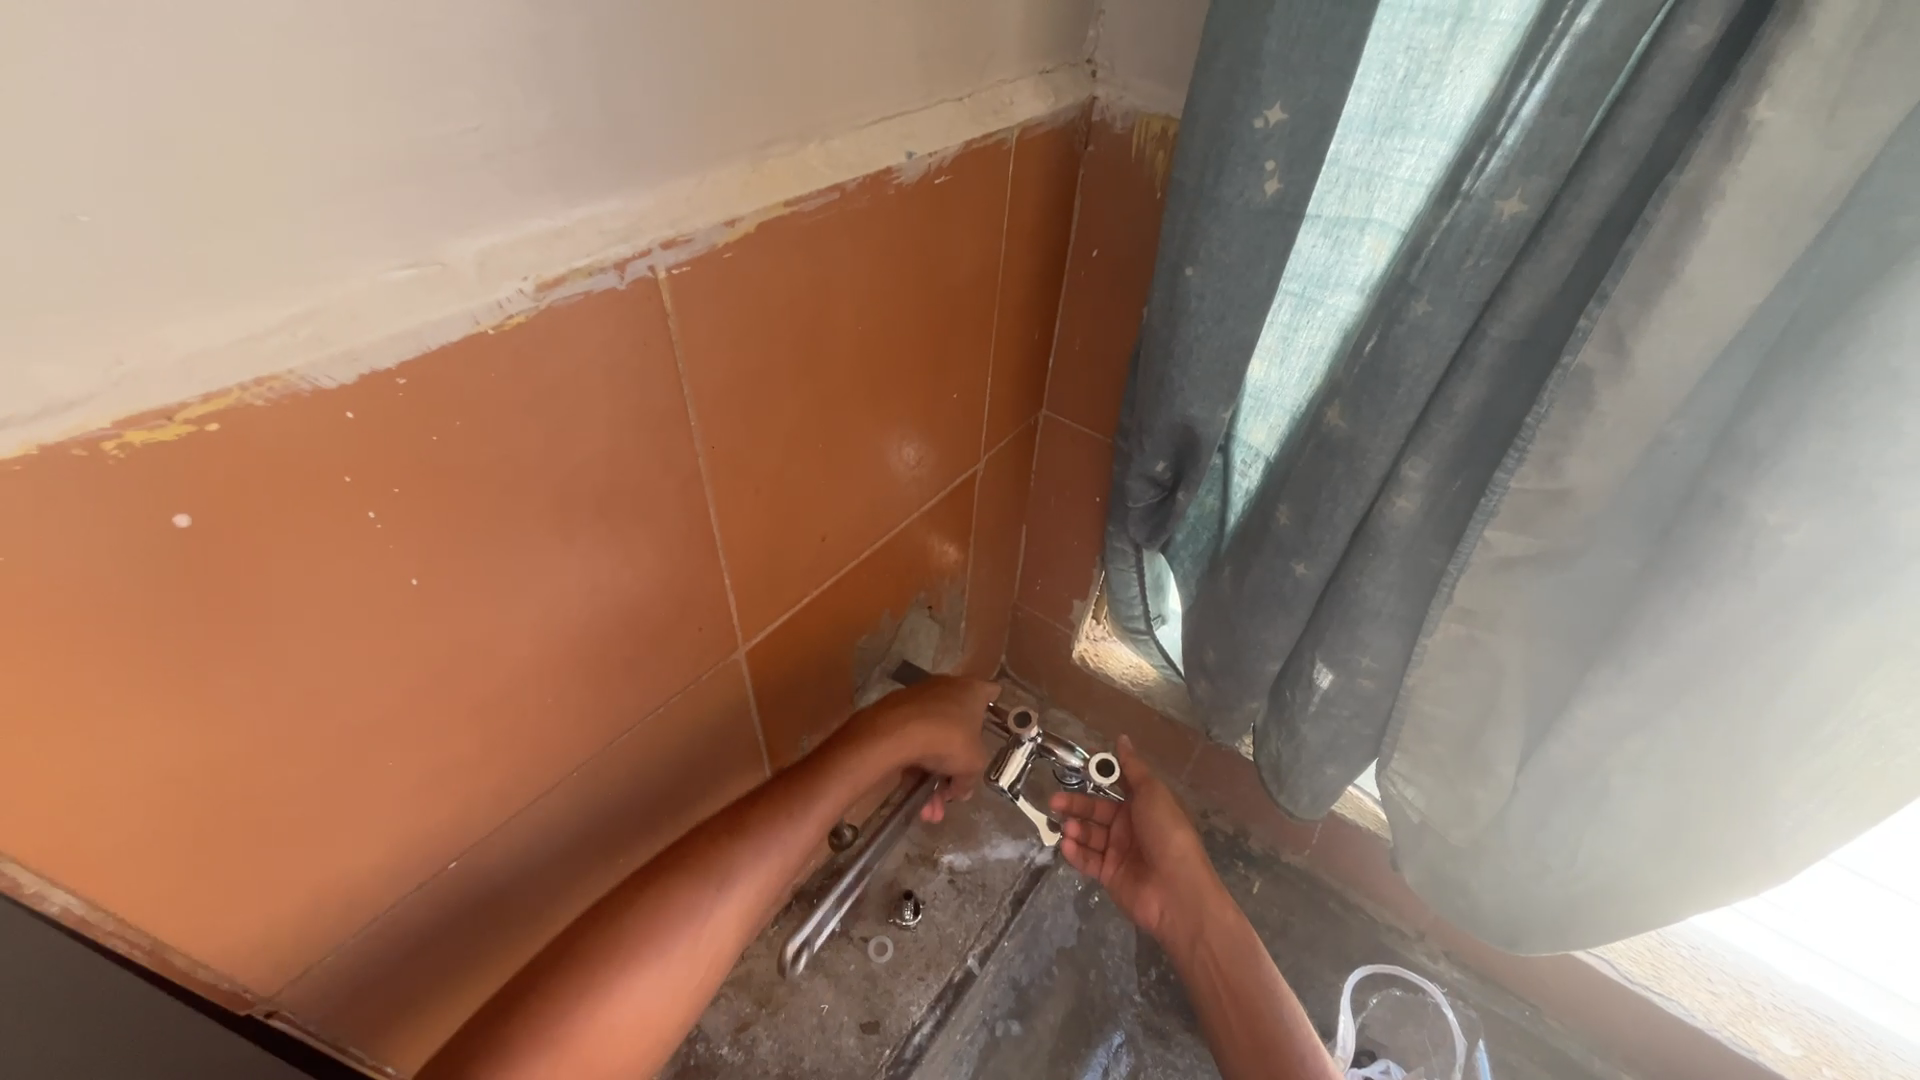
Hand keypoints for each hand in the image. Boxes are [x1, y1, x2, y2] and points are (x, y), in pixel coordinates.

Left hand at [835, 675, 997, 823]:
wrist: (896, 732)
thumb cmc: (949, 739)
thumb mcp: (972, 765)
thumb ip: (969, 778)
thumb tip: (961, 788)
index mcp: (972, 691)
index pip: (989, 693)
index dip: (991, 708)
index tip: (990, 723)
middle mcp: (946, 688)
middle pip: (957, 728)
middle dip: (953, 767)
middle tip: (949, 795)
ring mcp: (918, 699)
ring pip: (931, 742)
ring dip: (930, 778)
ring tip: (927, 810)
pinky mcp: (895, 712)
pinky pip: (911, 742)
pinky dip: (913, 768)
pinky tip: (911, 795)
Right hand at [1049, 735, 1223, 943]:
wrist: (1177, 890)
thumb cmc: (1167, 834)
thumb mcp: (1152, 793)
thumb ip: (1133, 768)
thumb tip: (1122, 738)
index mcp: (1142, 805)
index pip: (1113, 788)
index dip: (1095, 780)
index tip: (1074, 772)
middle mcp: (1129, 827)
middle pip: (1095, 811)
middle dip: (1075, 805)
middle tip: (1054, 802)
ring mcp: (1118, 852)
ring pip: (1089, 835)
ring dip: (1075, 829)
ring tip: (1066, 828)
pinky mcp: (1109, 875)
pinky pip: (1088, 860)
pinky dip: (1075, 853)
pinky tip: (1066, 845)